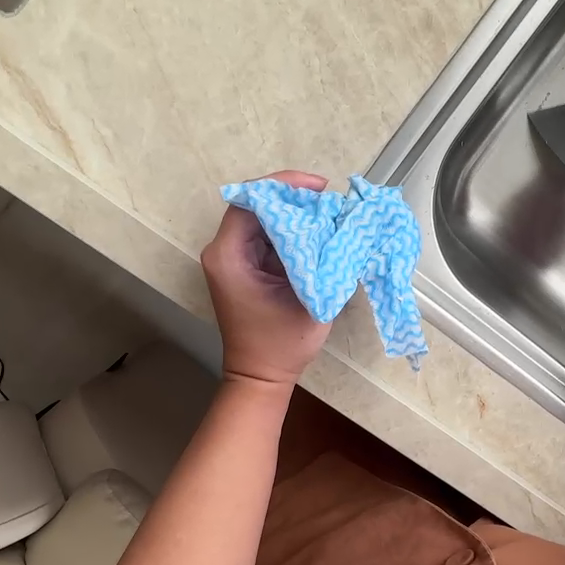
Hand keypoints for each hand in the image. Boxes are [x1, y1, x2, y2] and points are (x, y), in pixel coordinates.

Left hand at [202, 171, 333, 386]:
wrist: (261, 378)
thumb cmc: (280, 345)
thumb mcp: (307, 298)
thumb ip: (320, 258)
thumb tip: (339, 224)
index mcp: (229, 255)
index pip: (252, 201)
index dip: (285, 186)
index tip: (320, 189)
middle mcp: (225, 251)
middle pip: (258, 206)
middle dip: (296, 199)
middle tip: (330, 202)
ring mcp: (234, 259)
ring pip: (266, 220)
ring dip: (297, 215)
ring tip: (330, 215)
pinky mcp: (246, 268)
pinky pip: (269, 238)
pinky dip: (294, 233)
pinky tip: (320, 235)